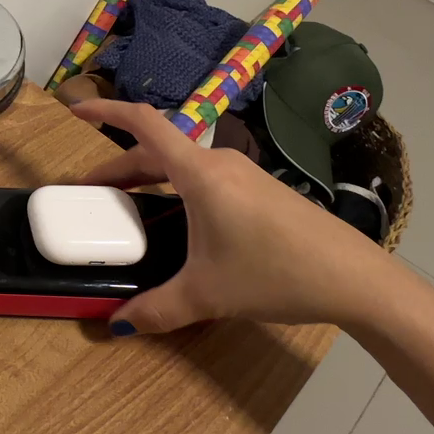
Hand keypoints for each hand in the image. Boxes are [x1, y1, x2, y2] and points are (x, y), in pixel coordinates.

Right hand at [67, 99, 396, 335]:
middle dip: (118, 168)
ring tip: (128, 206)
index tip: (76, 109)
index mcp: (198, 173)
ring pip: (180, 164)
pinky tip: (178, 221)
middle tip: (91, 193)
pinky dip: (176, 187)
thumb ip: (157, 309)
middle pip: (155, 150)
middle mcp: (217, 162)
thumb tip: (117, 324)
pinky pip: (203, 176)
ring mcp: (242, 173)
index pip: (142, 123)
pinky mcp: (260, 189)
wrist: (357, 280)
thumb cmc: (276, 274)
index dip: (105, 110)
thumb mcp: (208, 295)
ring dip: (148, 178)